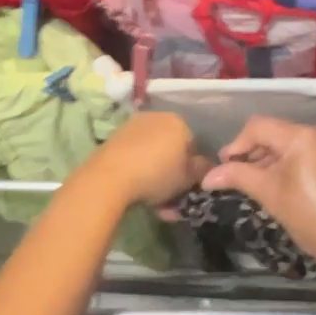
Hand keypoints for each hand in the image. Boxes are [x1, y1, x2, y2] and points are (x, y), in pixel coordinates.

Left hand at [81, 112, 209, 207]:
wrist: (110, 177)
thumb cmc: (157, 174)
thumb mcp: (188, 178)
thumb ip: (201, 170)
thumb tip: (205, 166)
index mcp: (178, 122)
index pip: (193, 144)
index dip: (192, 168)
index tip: (187, 186)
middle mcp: (156, 117)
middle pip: (171, 146)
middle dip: (172, 170)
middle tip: (170, 195)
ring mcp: (132, 126)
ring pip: (151, 152)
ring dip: (154, 173)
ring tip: (152, 198)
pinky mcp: (113, 138)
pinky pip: (134, 155)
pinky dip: (138, 169)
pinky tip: (136, 188)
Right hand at [200, 117, 315, 276]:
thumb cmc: (312, 217)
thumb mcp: (271, 195)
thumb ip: (238, 177)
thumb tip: (207, 176)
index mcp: (303, 135)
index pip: (258, 127)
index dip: (236, 145)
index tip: (223, 168)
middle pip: (274, 134)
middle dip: (252, 154)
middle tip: (235, 179)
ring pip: (289, 145)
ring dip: (269, 162)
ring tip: (254, 186)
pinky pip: (305, 155)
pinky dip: (288, 166)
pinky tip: (277, 187)